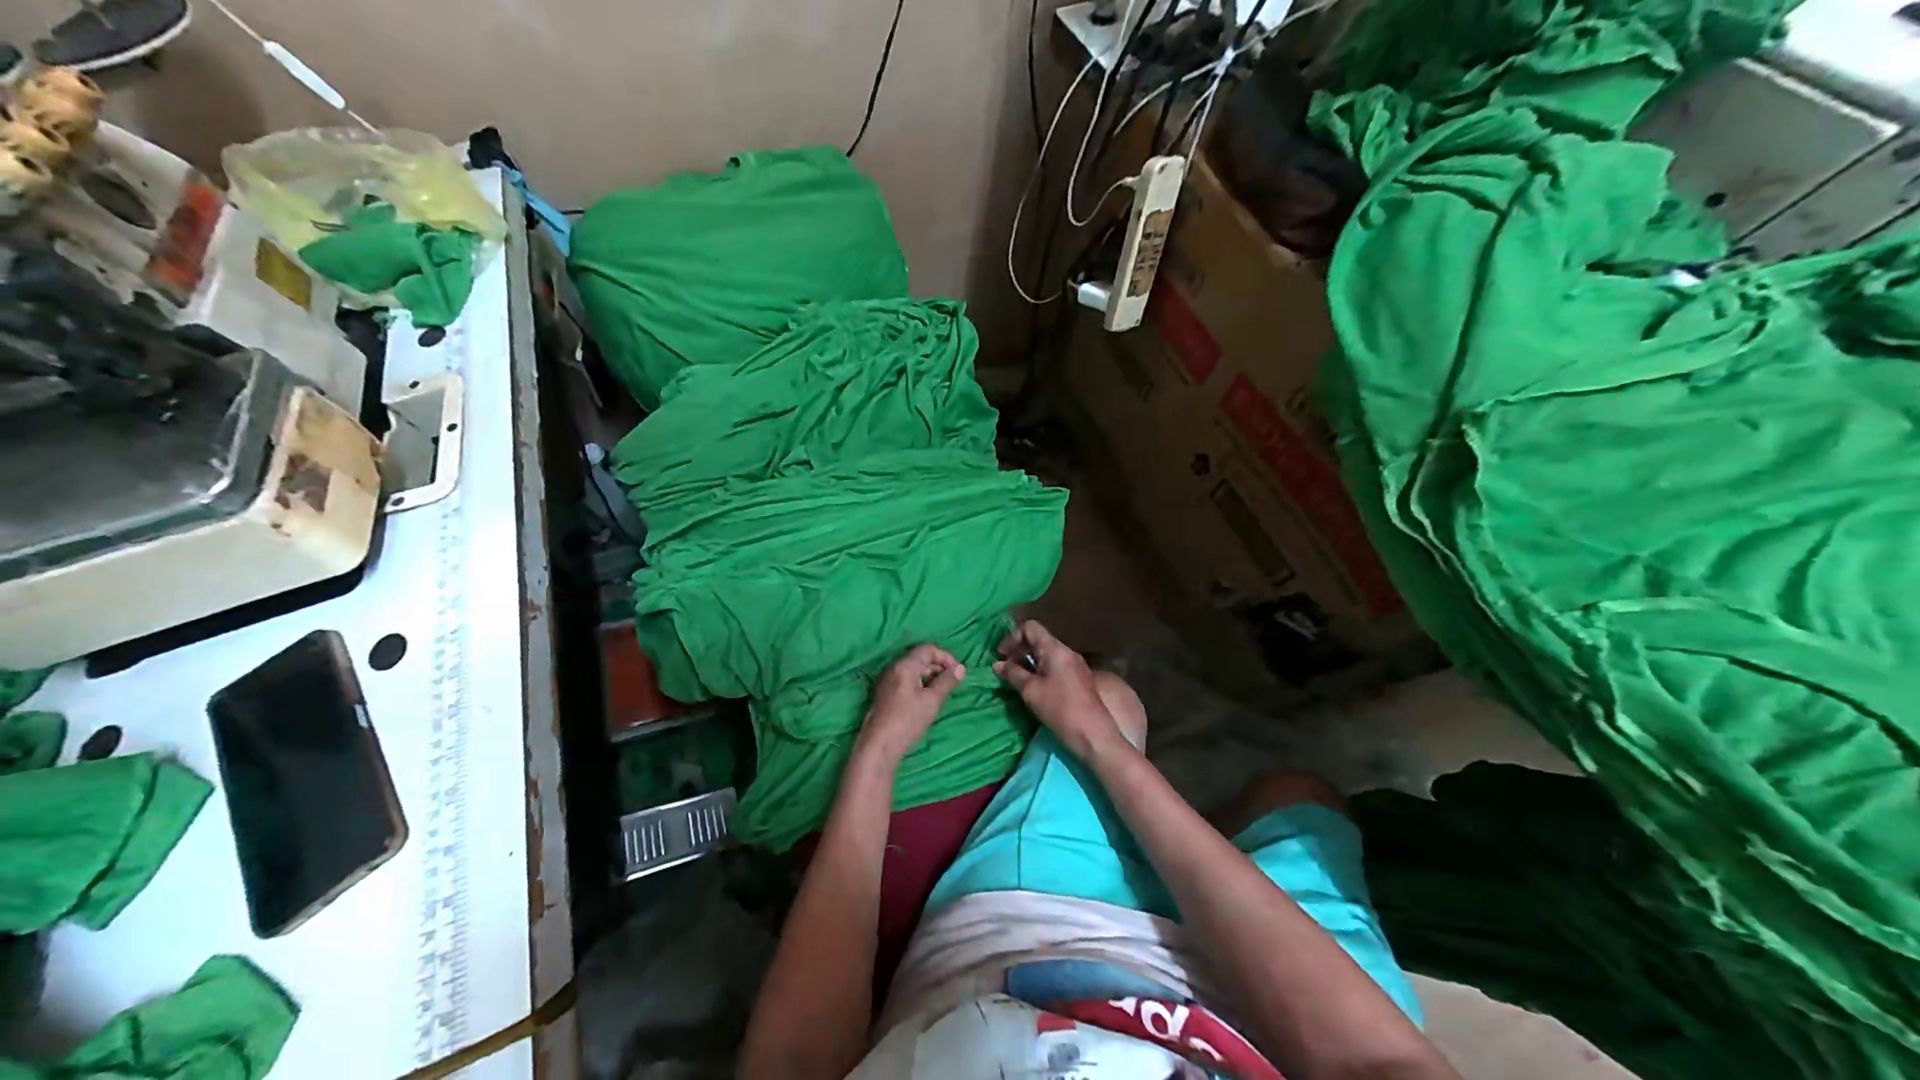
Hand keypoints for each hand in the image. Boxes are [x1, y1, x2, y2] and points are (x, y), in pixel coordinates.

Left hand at [856, 644, 965, 764]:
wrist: (879, 745)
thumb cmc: (908, 721)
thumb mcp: (932, 701)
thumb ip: (947, 682)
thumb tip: (960, 668)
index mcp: (905, 665)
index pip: (928, 649)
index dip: (946, 657)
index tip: (958, 673)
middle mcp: (894, 667)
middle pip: (920, 657)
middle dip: (939, 667)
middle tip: (953, 684)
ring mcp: (888, 680)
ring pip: (913, 670)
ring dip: (930, 677)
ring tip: (942, 693)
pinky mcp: (886, 693)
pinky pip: (906, 680)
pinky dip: (920, 684)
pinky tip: (927, 699)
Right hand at [993, 620, 1127, 759]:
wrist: (1093, 734)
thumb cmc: (1060, 708)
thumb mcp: (1030, 690)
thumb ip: (1013, 673)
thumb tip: (997, 664)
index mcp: (1055, 649)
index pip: (1030, 627)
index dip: (1012, 637)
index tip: (1001, 655)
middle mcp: (1066, 652)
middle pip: (1038, 640)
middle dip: (1018, 650)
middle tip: (1004, 668)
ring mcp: (1074, 666)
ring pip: (1046, 654)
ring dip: (1028, 662)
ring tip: (1015, 679)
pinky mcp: (1077, 680)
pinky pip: (1054, 667)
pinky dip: (1039, 671)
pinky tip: (1031, 687)